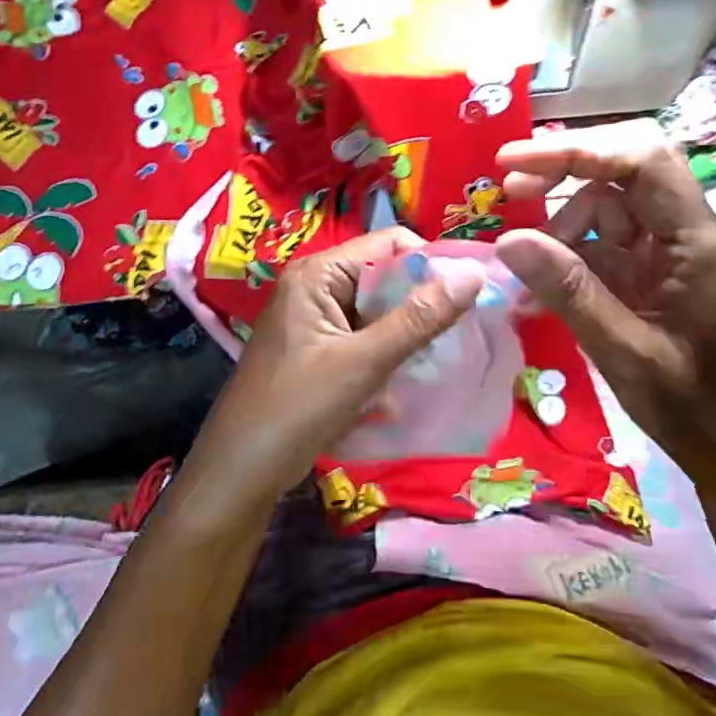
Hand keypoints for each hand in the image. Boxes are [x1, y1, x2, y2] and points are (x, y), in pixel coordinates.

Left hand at [180, 228, 482, 515]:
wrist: (241, 470)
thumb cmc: (297, 409)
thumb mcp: (363, 362)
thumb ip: (418, 318)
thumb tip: (474, 274)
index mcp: (318, 274)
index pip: (390, 245)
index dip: (432, 264)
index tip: (469, 297)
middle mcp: (315, 287)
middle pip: (385, 278)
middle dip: (420, 305)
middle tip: (456, 336)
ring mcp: (315, 320)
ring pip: (378, 313)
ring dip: (406, 337)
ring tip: (432, 364)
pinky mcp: (318, 351)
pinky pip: (365, 340)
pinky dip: (386, 357)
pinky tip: (398, 389)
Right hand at [492, 121, 715, 495]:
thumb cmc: (691, 410)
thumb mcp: (623, 353)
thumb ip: (569, 292)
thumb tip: (508, 240)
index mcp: (700, 247)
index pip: (644, 164)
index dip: (578, 151)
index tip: (516, 161)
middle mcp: (691, 237)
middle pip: (627, 176)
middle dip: (565, 175)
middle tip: (509, 189)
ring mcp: (673, 256)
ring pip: (611, 210)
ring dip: (562, 227)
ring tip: (526, 270)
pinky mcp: (657, 276)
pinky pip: (608, 246)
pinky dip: (571, 257)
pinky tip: (540, 286)